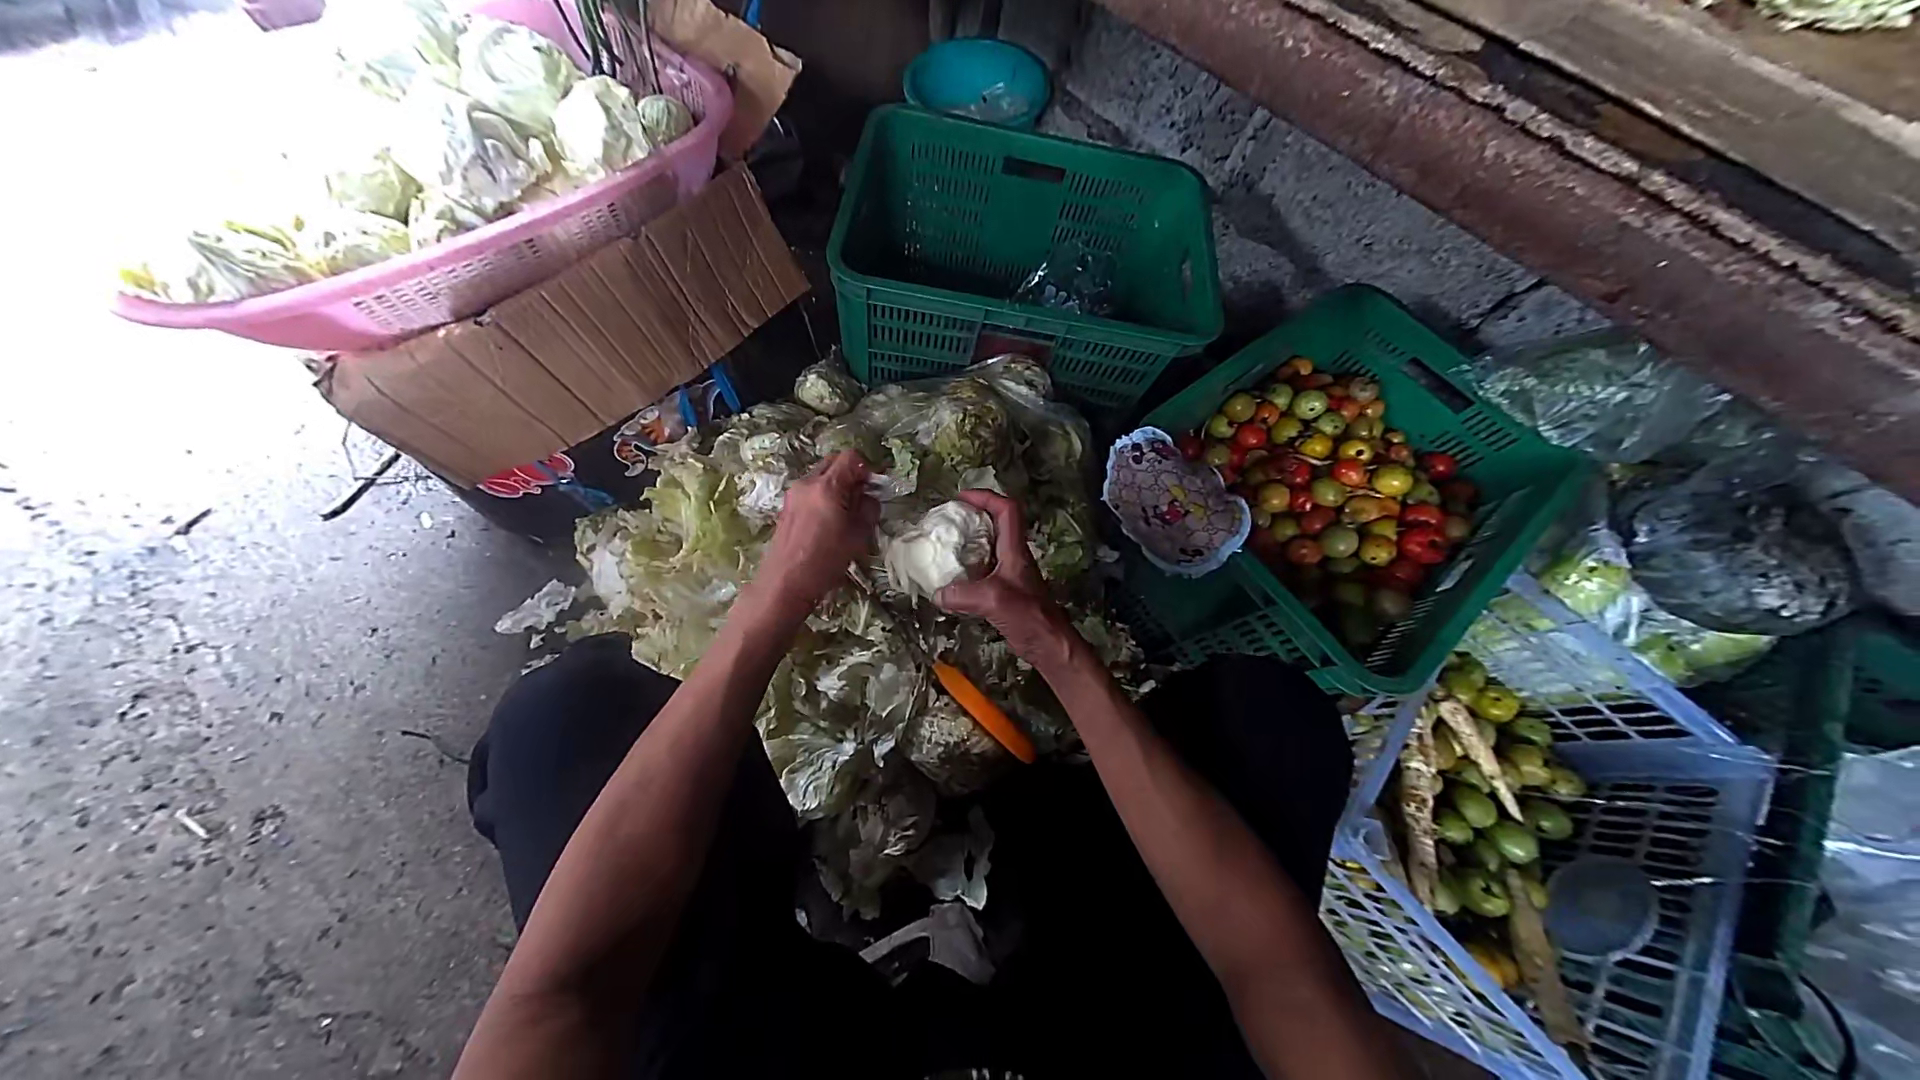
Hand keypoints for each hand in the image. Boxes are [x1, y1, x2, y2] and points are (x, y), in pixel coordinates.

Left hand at [755, 452, 880, 612]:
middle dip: (851, 475)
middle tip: (862, 498)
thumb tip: (869, 497)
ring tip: (846, 514)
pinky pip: (811, 491)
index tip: (873, 488)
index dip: (867, 469)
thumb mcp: (858, 536)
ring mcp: (793, 495)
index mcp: (827, 487)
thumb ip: (868, 509)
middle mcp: (807, 484)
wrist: (784, 584)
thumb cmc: (825, 561)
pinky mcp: (787, 508)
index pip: (851, 458)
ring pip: (821, 477)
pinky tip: (829, 523)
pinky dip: (824, 497)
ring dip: (837, 486)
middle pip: (833, 462)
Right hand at [936, 489, 1079, 670]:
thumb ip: (964, 594)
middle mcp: (1013, 558)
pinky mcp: (1004, 593)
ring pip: (988, 548)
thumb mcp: (994, 600)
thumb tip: (937, 593)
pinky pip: (982, 571)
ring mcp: (1009, 576)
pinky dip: (966, 569)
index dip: (986, 497)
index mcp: (1015, 551)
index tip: (961, 497)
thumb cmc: (1029, 617)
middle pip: (996, 525)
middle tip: (948, 520)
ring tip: (944, 544)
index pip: (1007, 510)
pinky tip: (950, 579)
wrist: (1050, 646)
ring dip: (968, 542)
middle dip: (973, 516)